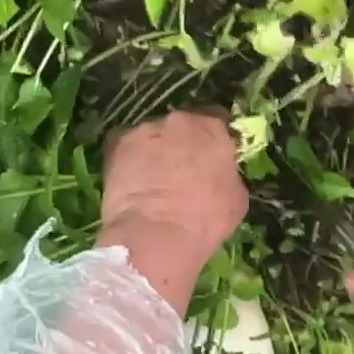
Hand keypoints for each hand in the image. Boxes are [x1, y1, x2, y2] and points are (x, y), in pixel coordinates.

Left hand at [96, 110, 246, 314]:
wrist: (156, 235)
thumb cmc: (205, 220)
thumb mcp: (236, 198)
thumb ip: (228, 173)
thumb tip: (219, 172)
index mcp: (211, 127)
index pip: (216, 118)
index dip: (214, 136)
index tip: (212, 152)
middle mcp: (178, 119)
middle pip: (181, 124)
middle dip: (182, 141)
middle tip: (181, 168)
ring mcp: (145, 129)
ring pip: (152, 134)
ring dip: (155, 149)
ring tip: (152, 177)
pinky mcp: (116, 143)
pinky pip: (125, 145)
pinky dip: (129, 157)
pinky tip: (130, 178)